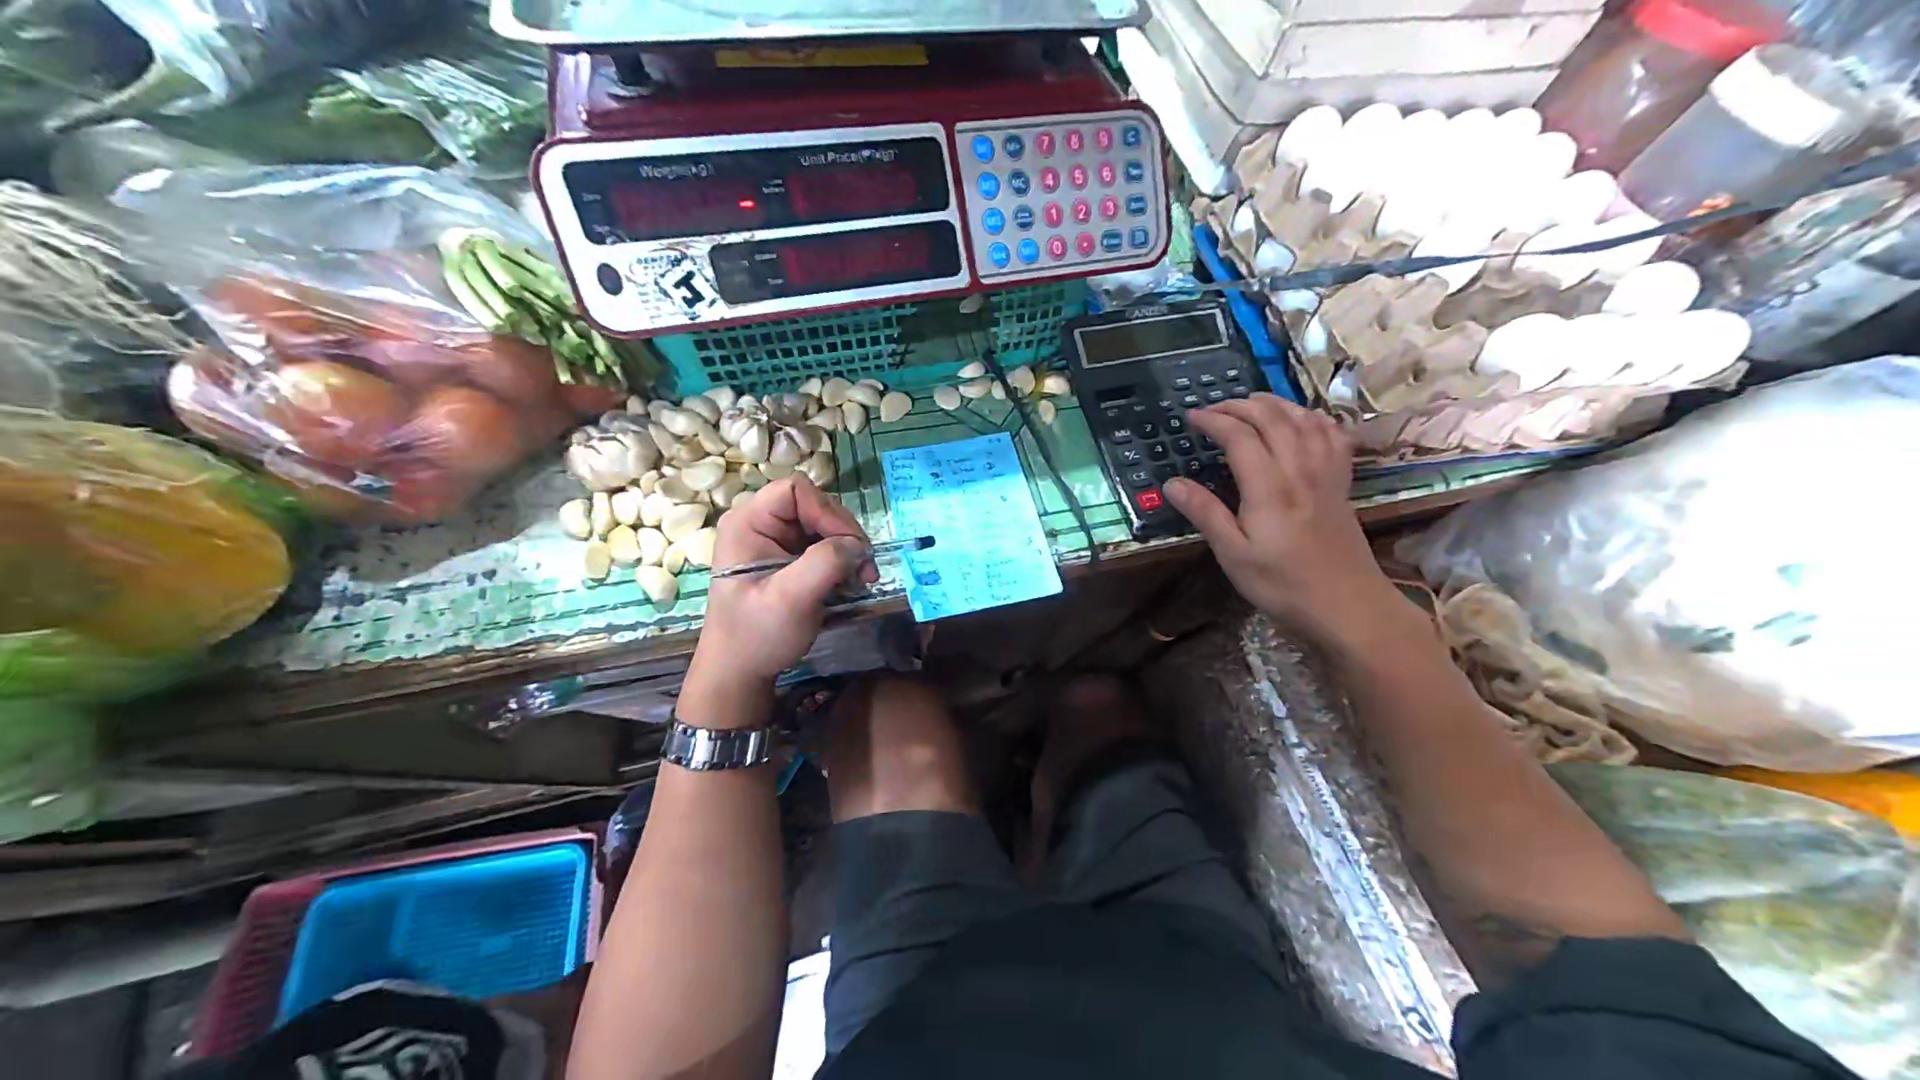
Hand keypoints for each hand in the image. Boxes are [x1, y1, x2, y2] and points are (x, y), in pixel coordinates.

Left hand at [683, 476, 876, 715]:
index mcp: (747, 523)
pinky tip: (852, 581)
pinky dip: (843, 559)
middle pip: (815, 505)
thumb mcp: (791, 599)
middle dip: (844, 533)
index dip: (826, 512)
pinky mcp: (788, 558)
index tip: (848, 546)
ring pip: (824, 524)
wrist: (740, 672)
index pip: (795, 490)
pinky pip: (824, 543)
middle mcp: (760, 523)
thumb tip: (858, 545)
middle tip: (863, 569)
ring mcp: (775, 541)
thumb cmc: (757, 636)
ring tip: (862, 578)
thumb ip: (825, 563)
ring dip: (848, 547)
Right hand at [1163, 394, 1414, 654]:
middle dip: (1240, 405)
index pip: (1239, 436)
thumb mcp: (1234, 555)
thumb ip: (1205, 514)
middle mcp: (1300, 469)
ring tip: (1252, 403)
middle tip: (1213, 409)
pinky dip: (1315, 419)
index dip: (1213, 420)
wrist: (1348, 608)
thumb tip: (1172, 483)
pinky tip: (1304, 421)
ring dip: (1276, 404)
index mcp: (1269, 487)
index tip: (1190, 418)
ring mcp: (1326, 474)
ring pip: (1304, 419)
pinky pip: (1333, 436)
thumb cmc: (1284, 585)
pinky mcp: (1342, 484)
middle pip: (1272, 418)